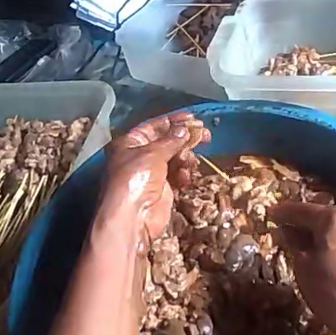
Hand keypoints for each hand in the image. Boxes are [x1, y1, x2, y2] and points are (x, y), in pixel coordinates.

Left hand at [96, 112, 206, 248]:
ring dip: (185, 157)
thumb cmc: (136, 179)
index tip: (193, 118)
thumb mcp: (153, 153)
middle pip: (167, 141)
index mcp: (130, 143)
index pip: (155, 126)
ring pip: (175, 158)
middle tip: (205, 136)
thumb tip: (185, 128)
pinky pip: (178, 174)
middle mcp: (139, 156)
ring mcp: (151, 173)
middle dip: (185, 139)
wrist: (133, 217)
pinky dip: (183, 174)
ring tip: (190, 161)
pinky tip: (186, 177)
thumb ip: (172, 139)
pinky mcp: (162, 188)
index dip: (174, 121)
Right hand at [270, 202, 335, 334]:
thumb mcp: (305, 271)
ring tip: (311, 253)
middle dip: (306, 225)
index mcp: (335, 218)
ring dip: (325, 237)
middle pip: (325, 216)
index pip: (301, 209)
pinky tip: (335, 265)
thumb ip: (296, 246)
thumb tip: (290, 233)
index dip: (282, 213)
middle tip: (288, 236)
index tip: (271, 215)